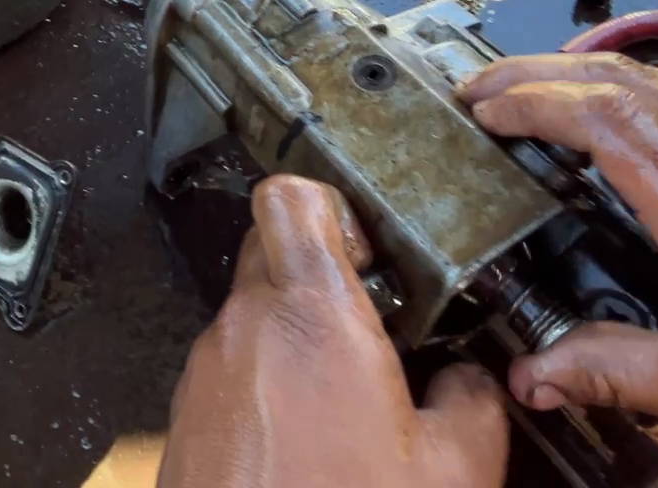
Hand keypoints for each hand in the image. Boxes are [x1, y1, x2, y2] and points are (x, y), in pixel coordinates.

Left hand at [157, 175, 506, 487]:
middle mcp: (248, 319)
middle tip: (368, 330)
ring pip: (254, 309)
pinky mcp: (189, 399)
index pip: (290, 197)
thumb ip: (469, 405)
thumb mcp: (450, 476)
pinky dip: (266, 375)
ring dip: (295, 335)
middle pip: (273, 251)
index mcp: (311, 312)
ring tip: (341, 402)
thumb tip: (468, 379)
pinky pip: (233, 358)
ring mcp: (209, 358)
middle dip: (319, 276)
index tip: (362, 246)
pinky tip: (300, 436)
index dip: (326, 205)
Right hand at [458, 53, 657, 487]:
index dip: (531, 101)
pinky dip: (630, 94)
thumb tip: (528, 376)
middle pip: (622, 80)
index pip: (603, 118)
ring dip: (580, 73)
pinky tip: (614, 121)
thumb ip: (613, 372)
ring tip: (526, 91)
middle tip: (479, 87)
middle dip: (537, 71)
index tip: (480, 110)